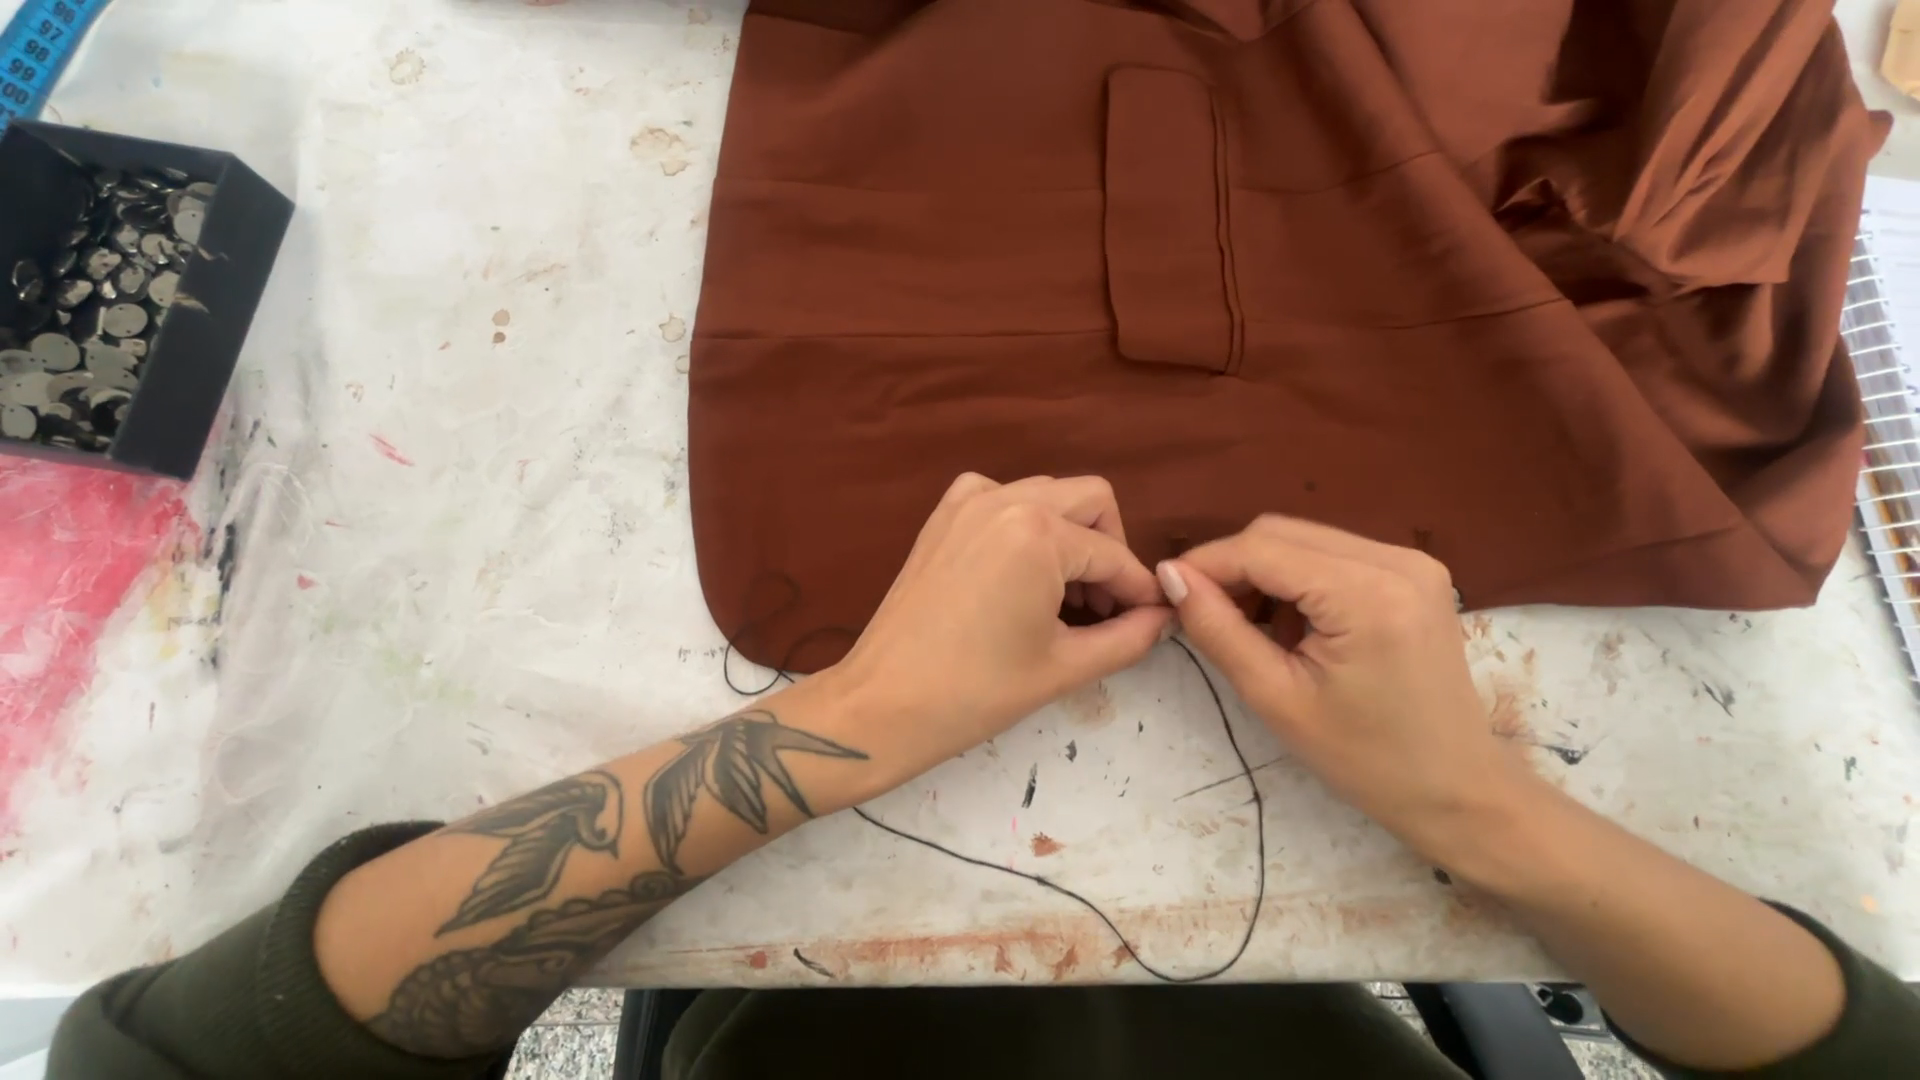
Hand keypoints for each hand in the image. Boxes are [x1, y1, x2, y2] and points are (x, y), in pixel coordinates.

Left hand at [828, 473, 1172, 784]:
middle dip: (1110, 550)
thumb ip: (1128, 637)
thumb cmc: (977, 692)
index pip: (1114, 555)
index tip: (1151, 620)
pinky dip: (1023, 521)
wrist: (884, 703)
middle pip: (1090, 501)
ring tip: (1065, 594)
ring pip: (1048, 494)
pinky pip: (1001, 496)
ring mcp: (967, 502)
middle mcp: (1005, 499)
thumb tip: (1163, 618)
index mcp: (1038, 532)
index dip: (1140, 591)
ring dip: (1070, 534)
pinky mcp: (942, 516)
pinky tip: (1019, 568)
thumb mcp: (1065, 667)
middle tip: (1105, 606)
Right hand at [1157, 516, 1532, 859]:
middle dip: (1231, 567)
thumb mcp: (1274, 697)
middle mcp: (1396, 560)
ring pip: (1302, 539)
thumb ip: (1217, 628)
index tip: (1164, 592)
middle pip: (1280, 532)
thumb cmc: (1364, 759)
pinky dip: (1295, 580)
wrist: (1457, 790)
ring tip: (1251, 630)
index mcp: (1367, 595)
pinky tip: (1291, 626)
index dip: (1203, 564)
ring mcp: (1411, 562)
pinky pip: (1330, 554)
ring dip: (1262, 574)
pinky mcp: (1414, 573)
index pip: (1260, 548)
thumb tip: (1169, 575)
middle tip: (1204, 616)